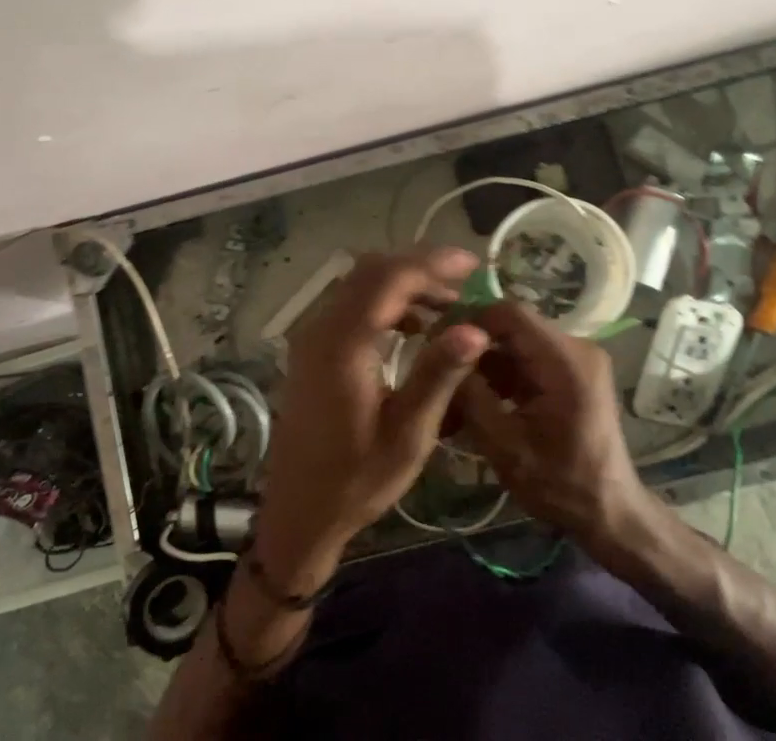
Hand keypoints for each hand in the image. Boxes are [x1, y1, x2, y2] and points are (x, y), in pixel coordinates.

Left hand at [252, 249, 489, 576]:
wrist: (299, 511)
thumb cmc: (356, 479)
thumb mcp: (408, 433)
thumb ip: (438, 375)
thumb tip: (476, 328)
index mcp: (343, 345)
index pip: (388, 278)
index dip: (432, 264)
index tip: (473, 264)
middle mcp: (319, 329)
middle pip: (369, 272)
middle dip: (419, 267)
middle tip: (465, 281)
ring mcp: (310, 338)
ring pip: (357, 285)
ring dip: (402, 284)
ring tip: (448, 303)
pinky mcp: (311, 351)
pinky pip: (349, 307)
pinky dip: (383, 303)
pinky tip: (414, 327)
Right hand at [453, 303, 657, 553]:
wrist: (609, 513)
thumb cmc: (559, 483)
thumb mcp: (504, 444)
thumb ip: (472, 394)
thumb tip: (441, 353)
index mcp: (566, 361)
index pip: (509, 313)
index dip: (468, 321)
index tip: (435, 344)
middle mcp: (577, 348)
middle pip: (511, 327)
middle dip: (473, 348)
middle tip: (439, 374)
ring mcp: (576, 360)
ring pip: (515, 344)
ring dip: (484, 366)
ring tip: (454, 396)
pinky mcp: (572, 374)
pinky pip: (527, 361)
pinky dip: (501, 378)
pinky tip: (478, 404)